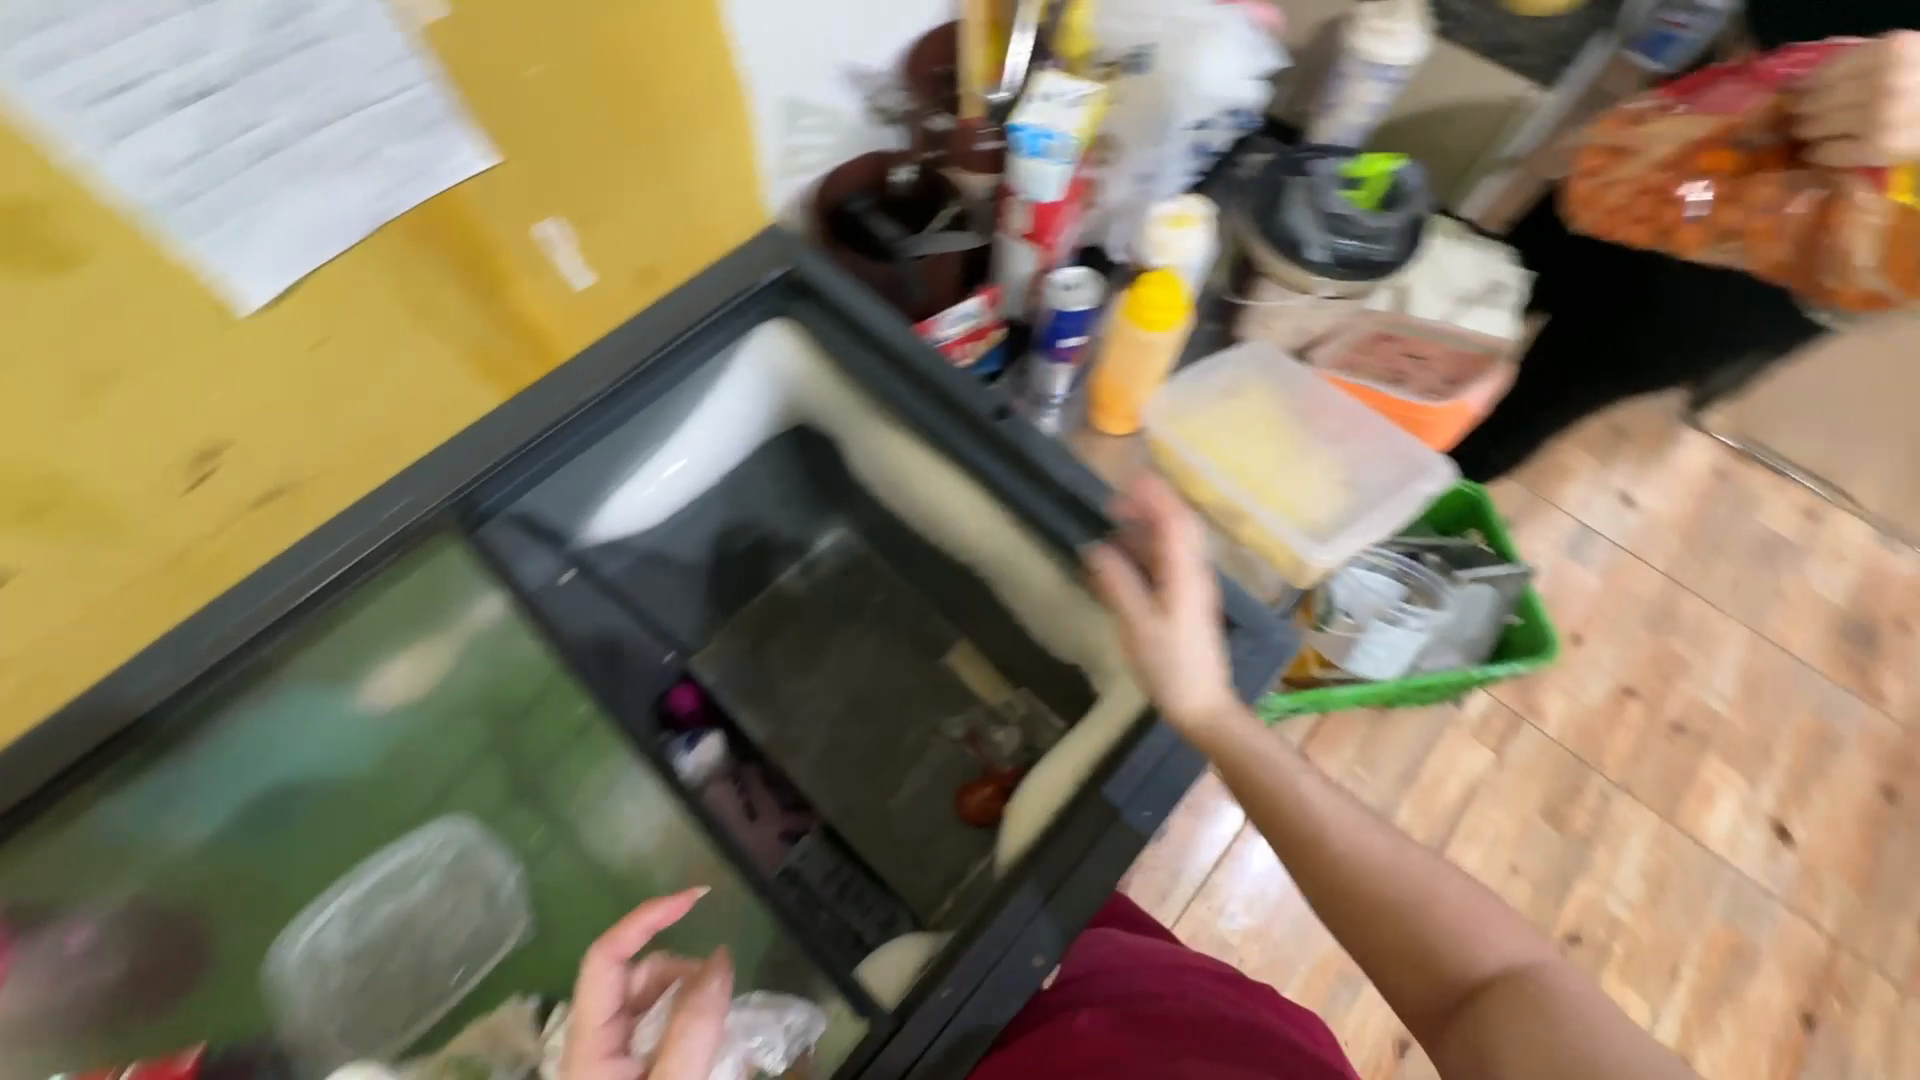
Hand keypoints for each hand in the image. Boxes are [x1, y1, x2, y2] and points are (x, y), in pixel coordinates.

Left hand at [561, 888, 733, 1079]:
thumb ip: (693, 1029)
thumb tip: (720, 957)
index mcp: (588, 1045)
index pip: (606, 956)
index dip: (648, 918)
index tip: (697, 898)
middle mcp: (594, 1045)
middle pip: (637, 976)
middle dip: (684, 970)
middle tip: (724, 996)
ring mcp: (611, 1063)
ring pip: (653, 1000)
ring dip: (691, 997)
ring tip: (722, 1031)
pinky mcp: (629, 1076)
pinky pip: (661, 1028)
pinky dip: (690, 1022)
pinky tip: (712, 1048)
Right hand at [1083, 475, 1241, 736]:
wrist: (1202, 705)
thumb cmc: (1170, 667)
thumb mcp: (1137, 625)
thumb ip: (1117, 583)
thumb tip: (1095, 548)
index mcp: (1184, 575)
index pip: (1175, 521)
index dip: (1154, 496)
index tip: (1128, 480)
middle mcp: (1193, 574)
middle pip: (1178, 527)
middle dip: (1150, 507)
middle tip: (1115, 502)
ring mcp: (1192, 589)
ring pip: (1173, 546)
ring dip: (1147, 529)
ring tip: (1114, 526)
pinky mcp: (1187, 603)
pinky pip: (1168, 565)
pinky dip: (1147, 553)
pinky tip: (1124, 561)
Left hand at [1795, 32, 1919, 167]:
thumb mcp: (1906, 57)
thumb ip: (1861, 62)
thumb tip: (1799, 80)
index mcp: (1894, 50)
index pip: (1818, 74)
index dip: (1803, 89)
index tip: (1800, 96)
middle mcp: (1886, 80)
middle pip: (1807, 103)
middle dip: (1802, 112)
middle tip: (1806, 117)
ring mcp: (1881, 115)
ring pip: (1809, 128)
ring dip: (1809, 132)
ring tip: (1821, 131)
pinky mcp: (1878, 146)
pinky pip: (1822, 153)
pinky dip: (1819, 153)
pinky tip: (1830, 149)